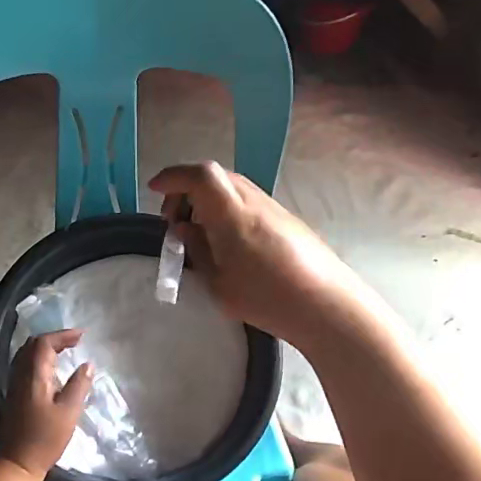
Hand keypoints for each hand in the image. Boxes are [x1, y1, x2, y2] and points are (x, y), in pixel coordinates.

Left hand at [0, 330, 94, 478]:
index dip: (63, 335)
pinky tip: (52, 369)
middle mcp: (20, 374)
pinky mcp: (14, 394)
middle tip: (75, 341)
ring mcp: (14, 384)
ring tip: (66, 350)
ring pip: (27, 354)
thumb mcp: (69, 412)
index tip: (82, 336)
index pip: (44, 343)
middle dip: (54, 338)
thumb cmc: (45, 438)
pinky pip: (24, 365)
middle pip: (33, 345)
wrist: (18, 461)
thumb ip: (79, 385)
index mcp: (33, 375)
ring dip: (46, 347)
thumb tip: (88, 364)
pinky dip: (39, 359)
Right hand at [149, 161, 374, 349]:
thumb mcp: (217, 282)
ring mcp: (271, 207)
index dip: (173, 177)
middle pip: (213, 177)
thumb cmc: (266, 297)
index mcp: (229, 211)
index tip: (154, 190)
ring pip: (230, 187)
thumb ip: (196, 250)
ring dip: (206, 201)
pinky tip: (225, 241)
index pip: (197, 175)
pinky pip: (245, 201)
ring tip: (199, 235)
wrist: (326, 304)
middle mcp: (251, 199)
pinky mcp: (284, 218)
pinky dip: (225, 209)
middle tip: (174, 223)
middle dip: (186, 192)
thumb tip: (185, 230)